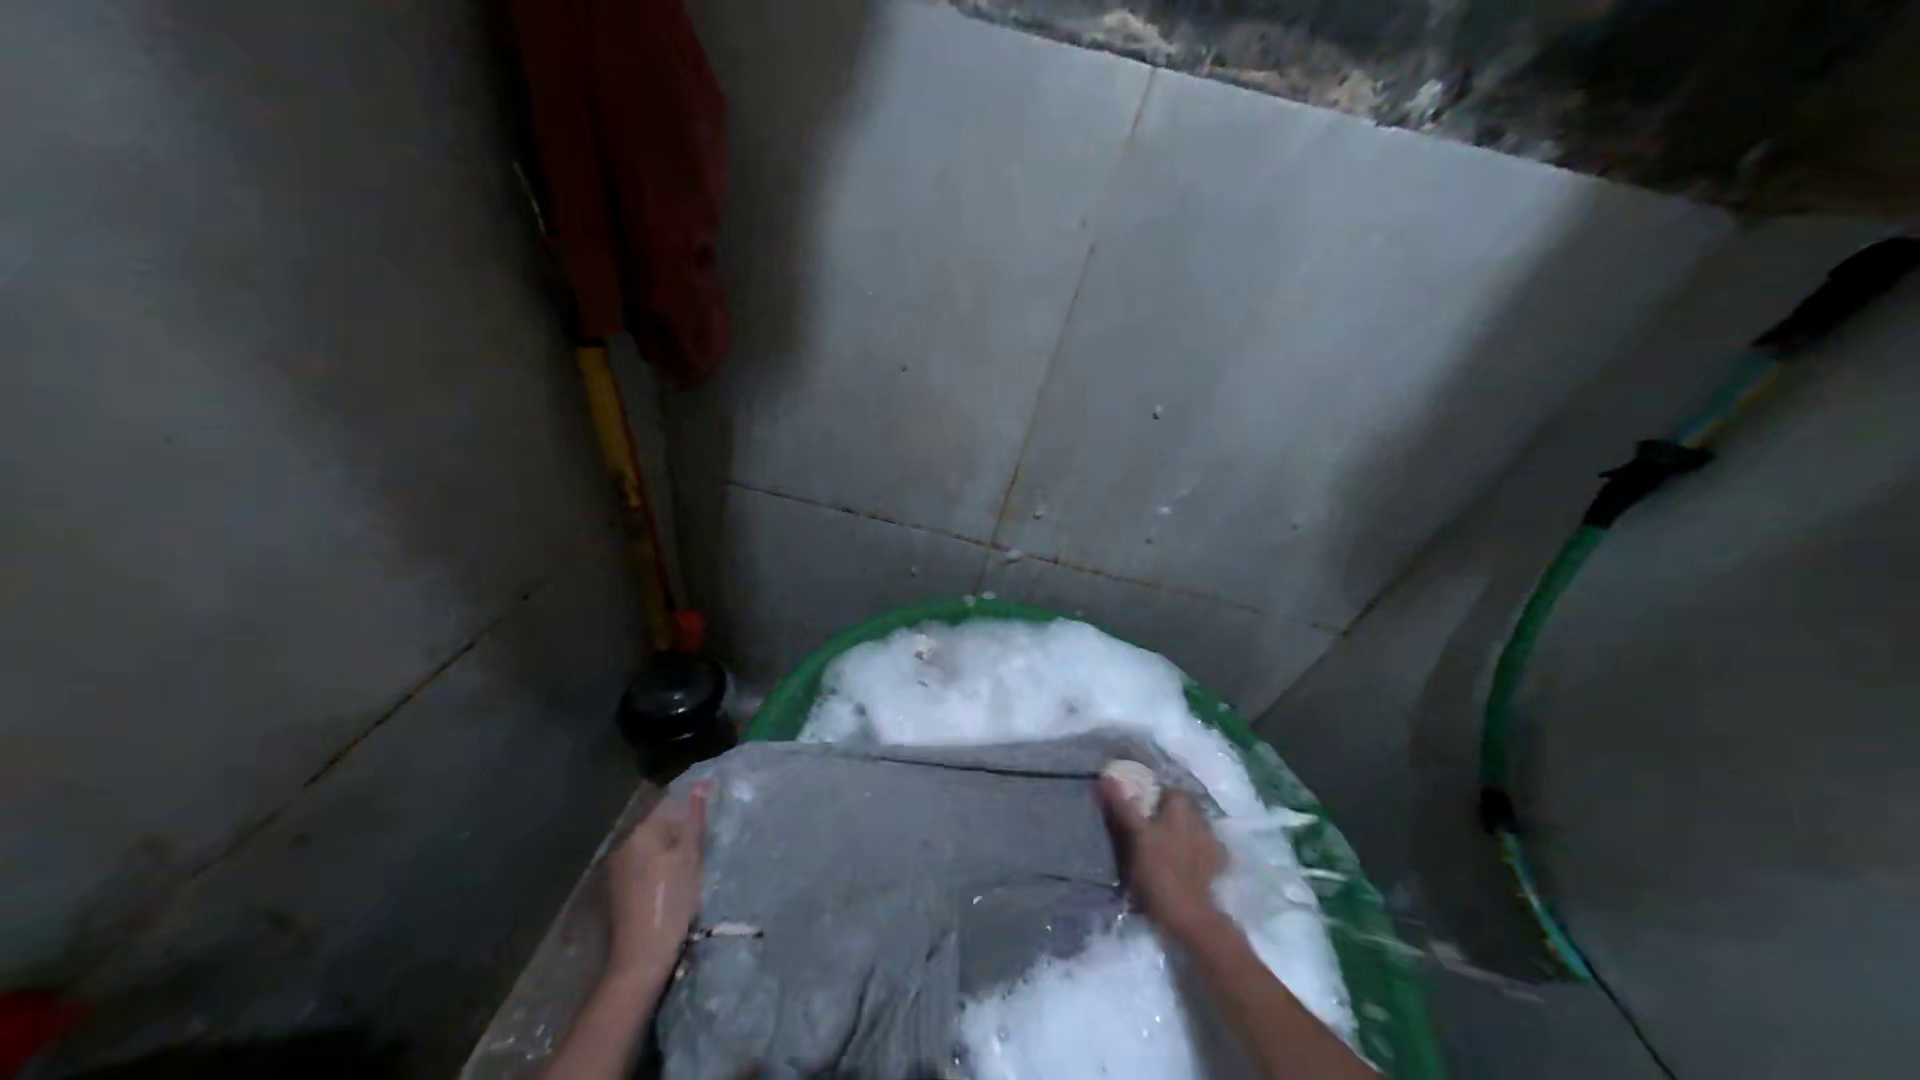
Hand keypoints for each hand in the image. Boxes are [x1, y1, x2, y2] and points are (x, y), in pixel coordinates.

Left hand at [606, 781, 710, 968]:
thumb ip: (695, 819)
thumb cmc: (672, 899)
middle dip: (679, 833)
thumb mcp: (690, 856)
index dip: (690, 815)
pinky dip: (659, 867)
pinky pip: (643, 865)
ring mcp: (617, 868)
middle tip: (700, 851)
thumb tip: (702, 782)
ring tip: (689, 868)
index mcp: (639, 832)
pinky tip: (671, 884)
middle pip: (658, 826)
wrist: (642, 954)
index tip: (705, 831)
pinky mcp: (618, 888)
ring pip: (651, 847)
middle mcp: (622, 844)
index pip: (669, 806)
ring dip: (670, 851)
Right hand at [1098, 771, 1227, 940]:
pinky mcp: (1217, 868)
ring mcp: (1212, 845)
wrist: (1188, 916)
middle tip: (1148, 825)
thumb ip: (1122, 805)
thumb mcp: (1135, 835)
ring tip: (1165, 844)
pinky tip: (1184, 862)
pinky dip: (1195, 852)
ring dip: (1183, 831)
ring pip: (1195, 828)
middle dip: (1169, 812)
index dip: (1156, 794)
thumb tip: (1107, 775)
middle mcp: (1201, 821)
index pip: (1171, 789)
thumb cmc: (1159, 870)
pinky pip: (1204, 851)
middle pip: (1185, 808)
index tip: (1140, 805)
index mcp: (1182, 809)